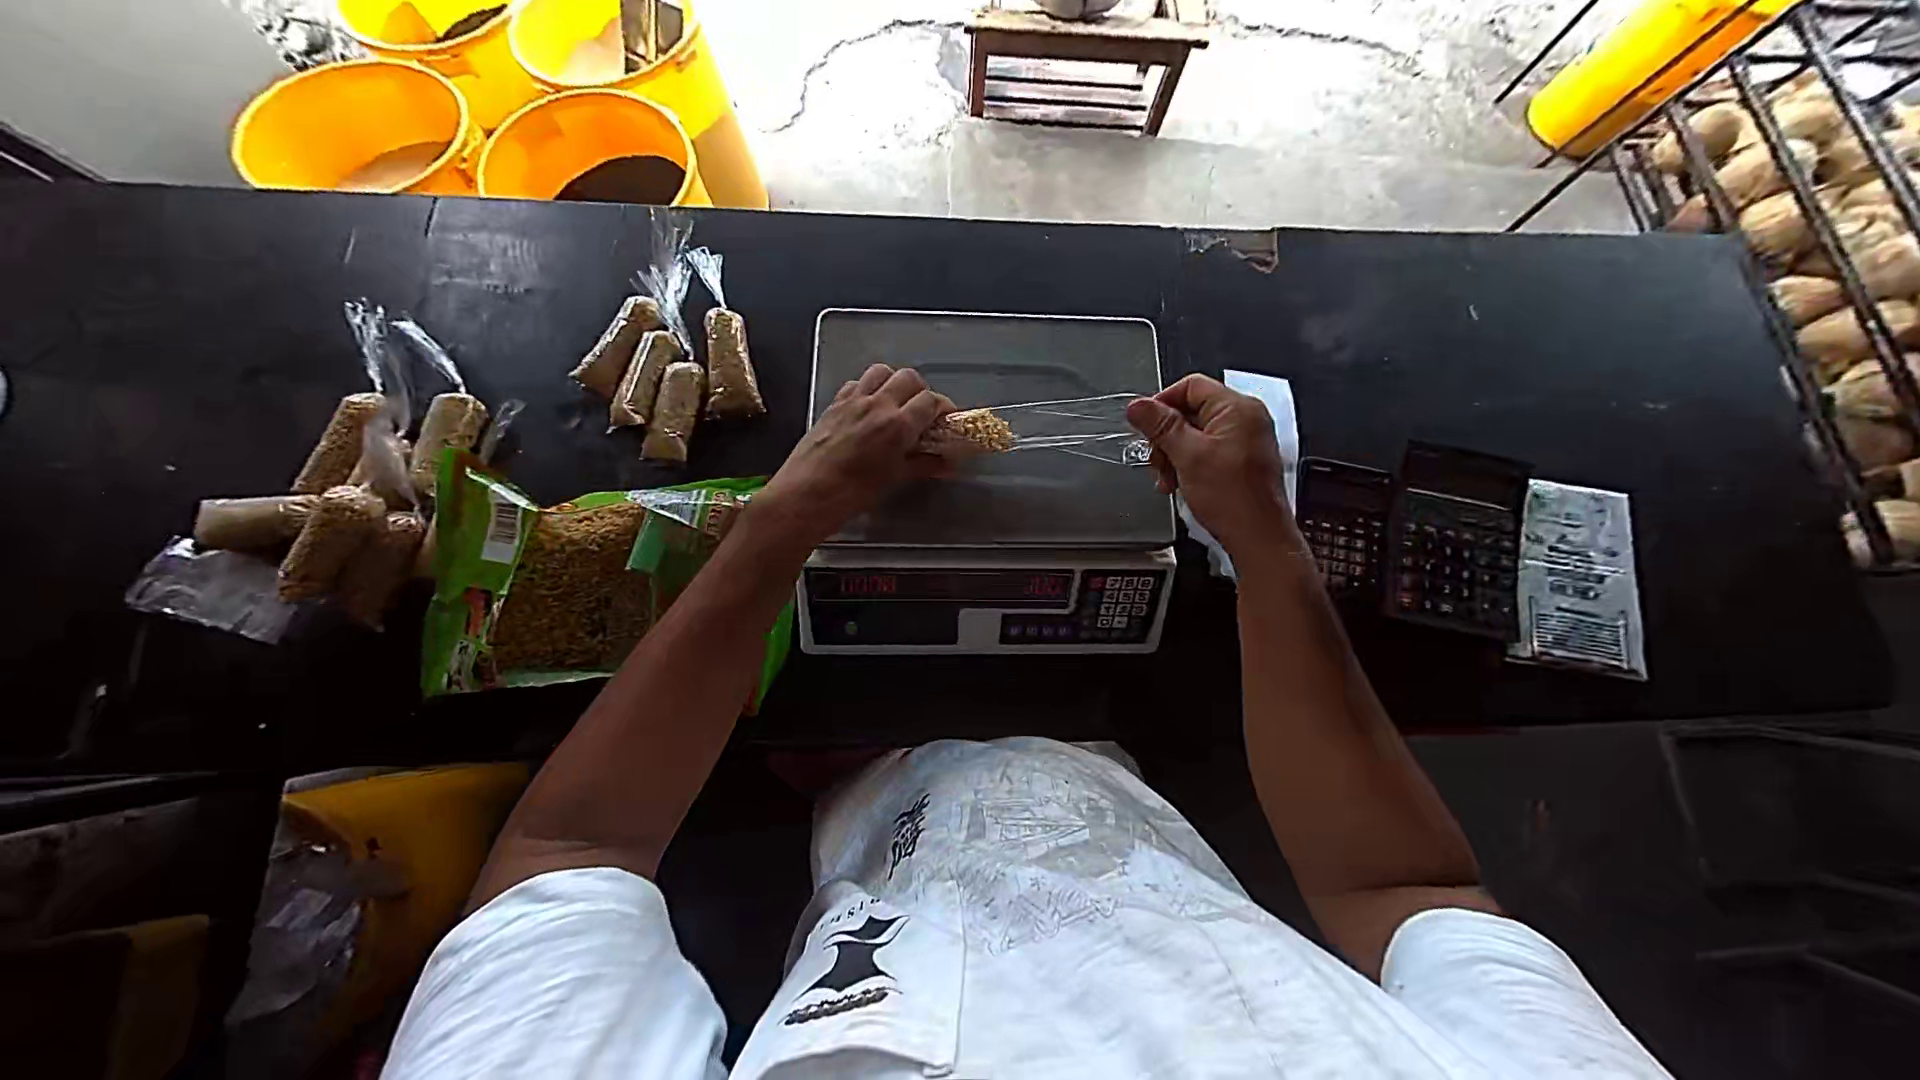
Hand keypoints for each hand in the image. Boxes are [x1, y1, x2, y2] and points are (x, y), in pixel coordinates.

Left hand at [755, 364, 952, 547]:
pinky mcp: (833, 404)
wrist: (806, 495)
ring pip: (882, 372)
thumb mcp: (894, 479)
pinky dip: (868, 389)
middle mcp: (877, 405)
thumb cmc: (852, 494)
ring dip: (894, 383)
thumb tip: (947, 463)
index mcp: (898, 425)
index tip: (946, 420)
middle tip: (922, 413)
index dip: (944, 408)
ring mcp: (853, 401)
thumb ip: (923, 465)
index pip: (931, 401)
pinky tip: (868, 409)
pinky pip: (856, 384)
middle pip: (909, 378)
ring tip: (896, 404)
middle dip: (921, 392)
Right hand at [1126, 374, 1297, 555]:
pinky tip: (1181, 483)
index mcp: (1237, 409)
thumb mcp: (1187, 456)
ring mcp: (1245, 439)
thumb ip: (1161, 427)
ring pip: (1196, 433)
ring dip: (1175, 454)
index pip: (1190, 386)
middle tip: (1158, 459)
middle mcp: (1246, 419)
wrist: (1257, 536)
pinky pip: (1207, 450)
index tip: (1145, 426)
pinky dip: (1189, 464)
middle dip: (1167, 437)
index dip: (1162, 405)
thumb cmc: (1234, 500)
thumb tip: (1139, 406)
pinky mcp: (1242, 459)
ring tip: (1169, 478)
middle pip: (1191, 411)